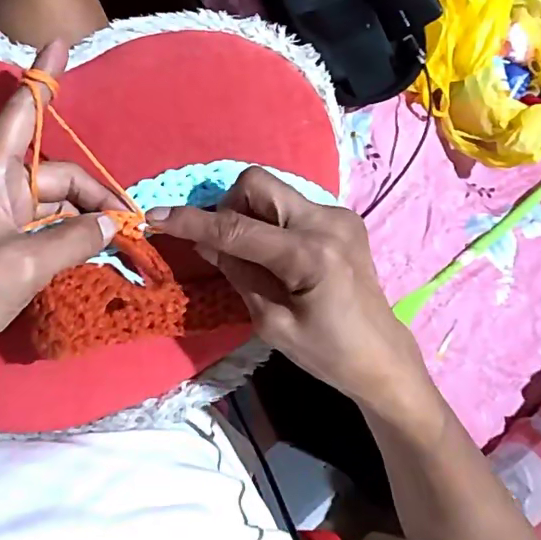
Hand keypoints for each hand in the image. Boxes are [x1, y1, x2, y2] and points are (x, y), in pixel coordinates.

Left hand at [0, 40, 125, 388]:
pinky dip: (66, 233)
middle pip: (54, 172)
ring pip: (51, 200)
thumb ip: (77, 238)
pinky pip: (39, 223)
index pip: (22, 111)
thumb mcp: (28, 266)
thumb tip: (113, 223)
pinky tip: (91, 248)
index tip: (60, 40)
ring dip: (83, 218)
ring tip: (118, 240)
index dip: (44, 77)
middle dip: (93, 194)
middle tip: (129, 224)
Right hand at [149, 168, 431, 415]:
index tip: (157, 217)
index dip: (193, 223)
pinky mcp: (342, 218)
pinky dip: (271, 222)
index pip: (237, 229)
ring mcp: (338, 215)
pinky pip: (291, 205)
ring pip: (274, 190)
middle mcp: (327, 222)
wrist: (383, 356)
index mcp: (310, 255)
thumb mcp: (272, 323)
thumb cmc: (328, 353)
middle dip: (229, 206)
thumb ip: (238, 273)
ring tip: (253, 255)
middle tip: (223, 244)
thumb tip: (206, 241)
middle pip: (258, 183)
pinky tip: (278, 256)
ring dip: (250, 214)